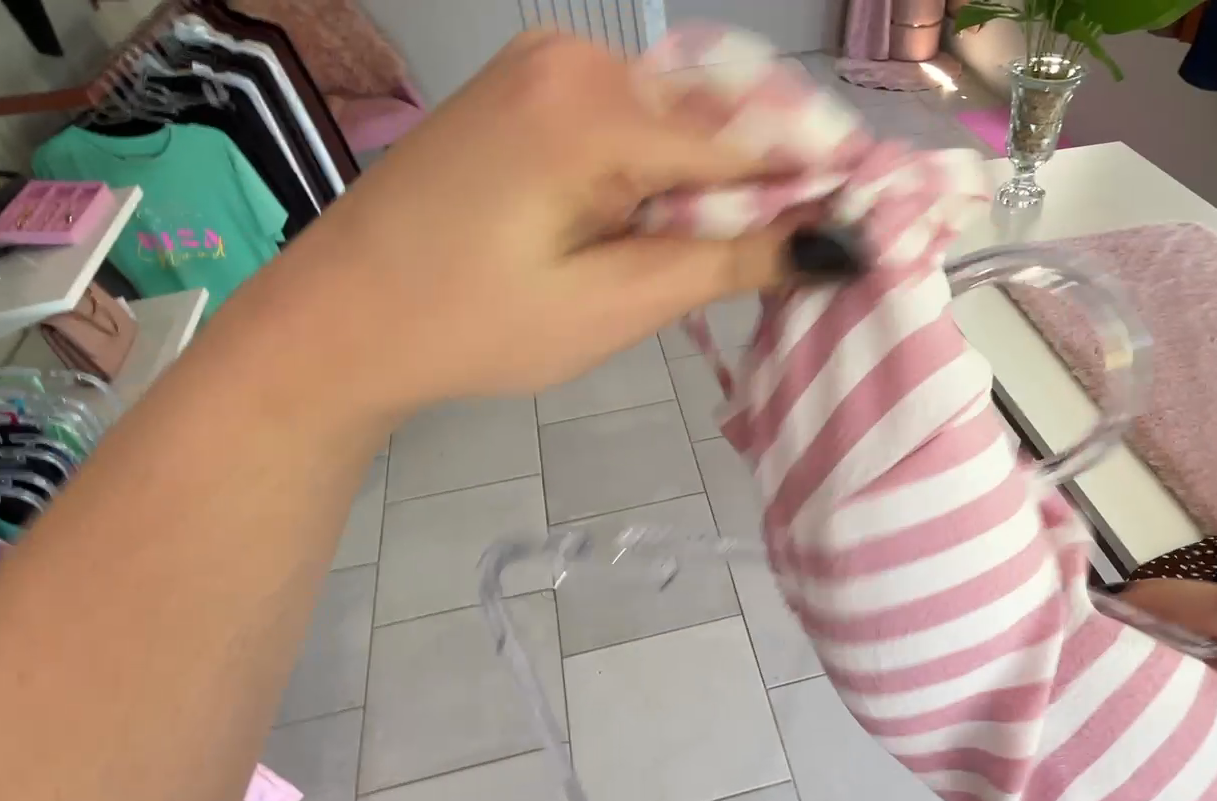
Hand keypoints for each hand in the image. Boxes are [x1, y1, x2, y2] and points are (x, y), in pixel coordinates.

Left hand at [237, 31, 804, 412]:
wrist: (343, 318)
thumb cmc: (475, 325)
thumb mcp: (613, 304)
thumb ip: (726, 260)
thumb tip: (835, 243)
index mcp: (592, 109)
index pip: (748, 139)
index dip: (817, 185)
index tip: (873, 230)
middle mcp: (575, 58)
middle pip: (716, 119)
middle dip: (767, 186)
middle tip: (804, 256)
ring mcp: (547, 64)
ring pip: (678, 120)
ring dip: (717, 184)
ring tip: (734, 254)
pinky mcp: (530, 89)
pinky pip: (632, 121)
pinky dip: (667, 171)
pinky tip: (667, 223)